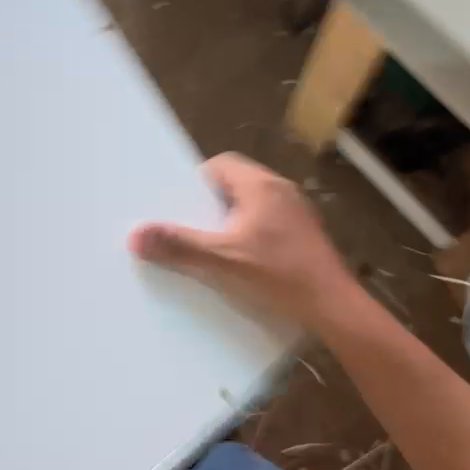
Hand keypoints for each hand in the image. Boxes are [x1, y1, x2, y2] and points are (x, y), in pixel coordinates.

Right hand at [130, 153, 363, 329]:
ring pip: (253, 205)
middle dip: (210, 204)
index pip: (221, 164)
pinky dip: (250, 235)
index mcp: (261, 185)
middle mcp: (281, 190)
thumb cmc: (278, 275)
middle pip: (236, 183)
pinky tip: (241, 263)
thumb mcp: (223, 261)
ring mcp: (297, 212)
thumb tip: (136, 234)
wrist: (333, 305)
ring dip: (231, 221)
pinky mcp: (305, 234)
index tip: (179, 205)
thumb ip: (180, 245)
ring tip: (210, 247)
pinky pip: (268, 223)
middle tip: (189, 228)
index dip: (196, 181)